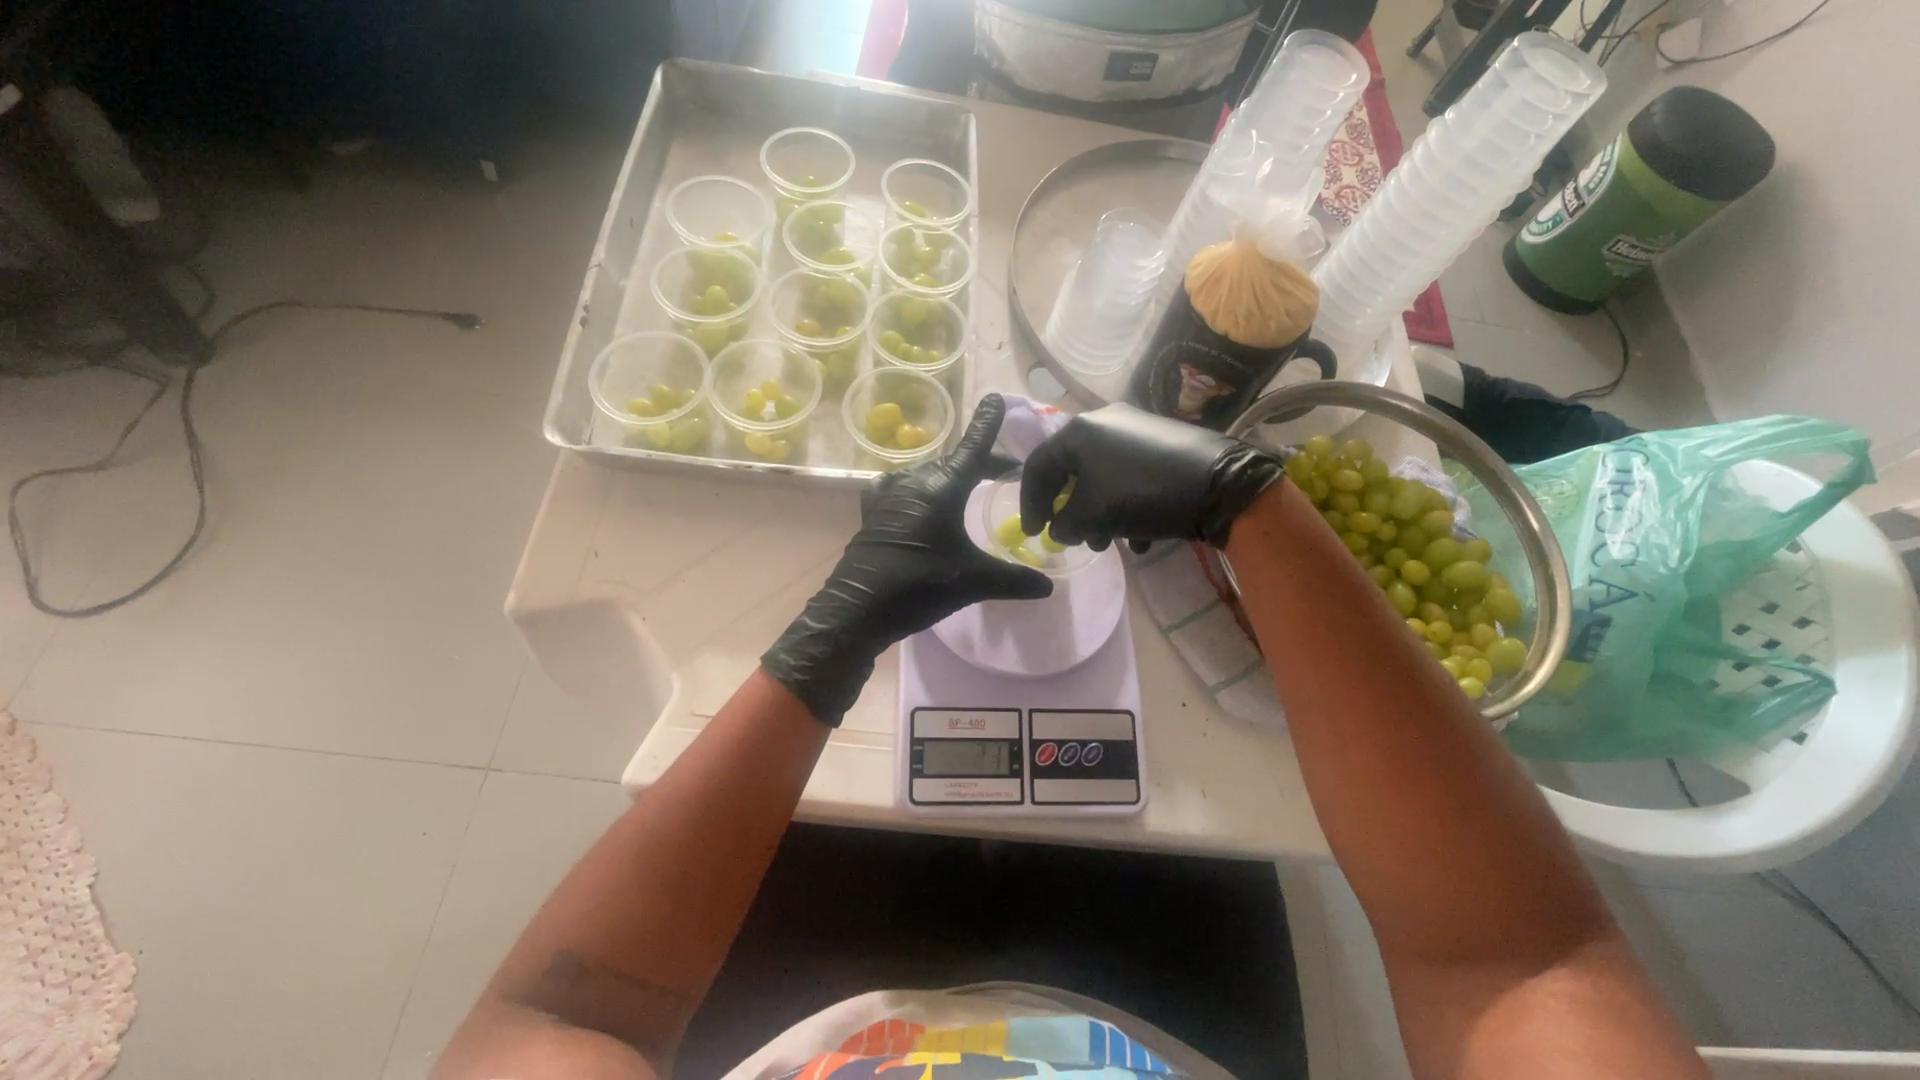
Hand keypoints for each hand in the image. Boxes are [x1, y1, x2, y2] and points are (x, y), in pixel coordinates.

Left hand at [761, 394, 1052, 725]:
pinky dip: (918, 488)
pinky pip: (900, 487)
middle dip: (982, 464)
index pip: (973, 448)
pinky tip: (920, 500)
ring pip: (928, 475)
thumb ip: (1014, 580)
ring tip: (968, 489)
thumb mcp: (973, 582)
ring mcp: (889, 494)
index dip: (987, 425)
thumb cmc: (919, 587)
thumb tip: (1048, 587)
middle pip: (955, 462)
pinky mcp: (872, 511)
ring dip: (950, 477)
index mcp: (943, 487)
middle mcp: (915, 481)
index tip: (995, 399)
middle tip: (1005, 475)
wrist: (858, 609)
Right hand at [1019, 403, 1283, 550]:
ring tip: (1110, 544)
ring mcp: (1137, 432)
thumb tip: (1060, 529)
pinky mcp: (1163, 446)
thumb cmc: (1145, 494)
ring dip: (1099, 515)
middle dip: (1071, 513)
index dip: (1031, 503)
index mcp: (1080, 431)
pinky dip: (1127, 507)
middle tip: (1076, 541)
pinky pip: (1130, 478)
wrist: (1221, 484)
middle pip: (1072, 473)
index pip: (1039, 466)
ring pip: (1103, 479)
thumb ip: (1065, 523)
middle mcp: (1105, 423)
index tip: (1034, 533)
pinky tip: (1141, 536)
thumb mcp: (1094, 513)